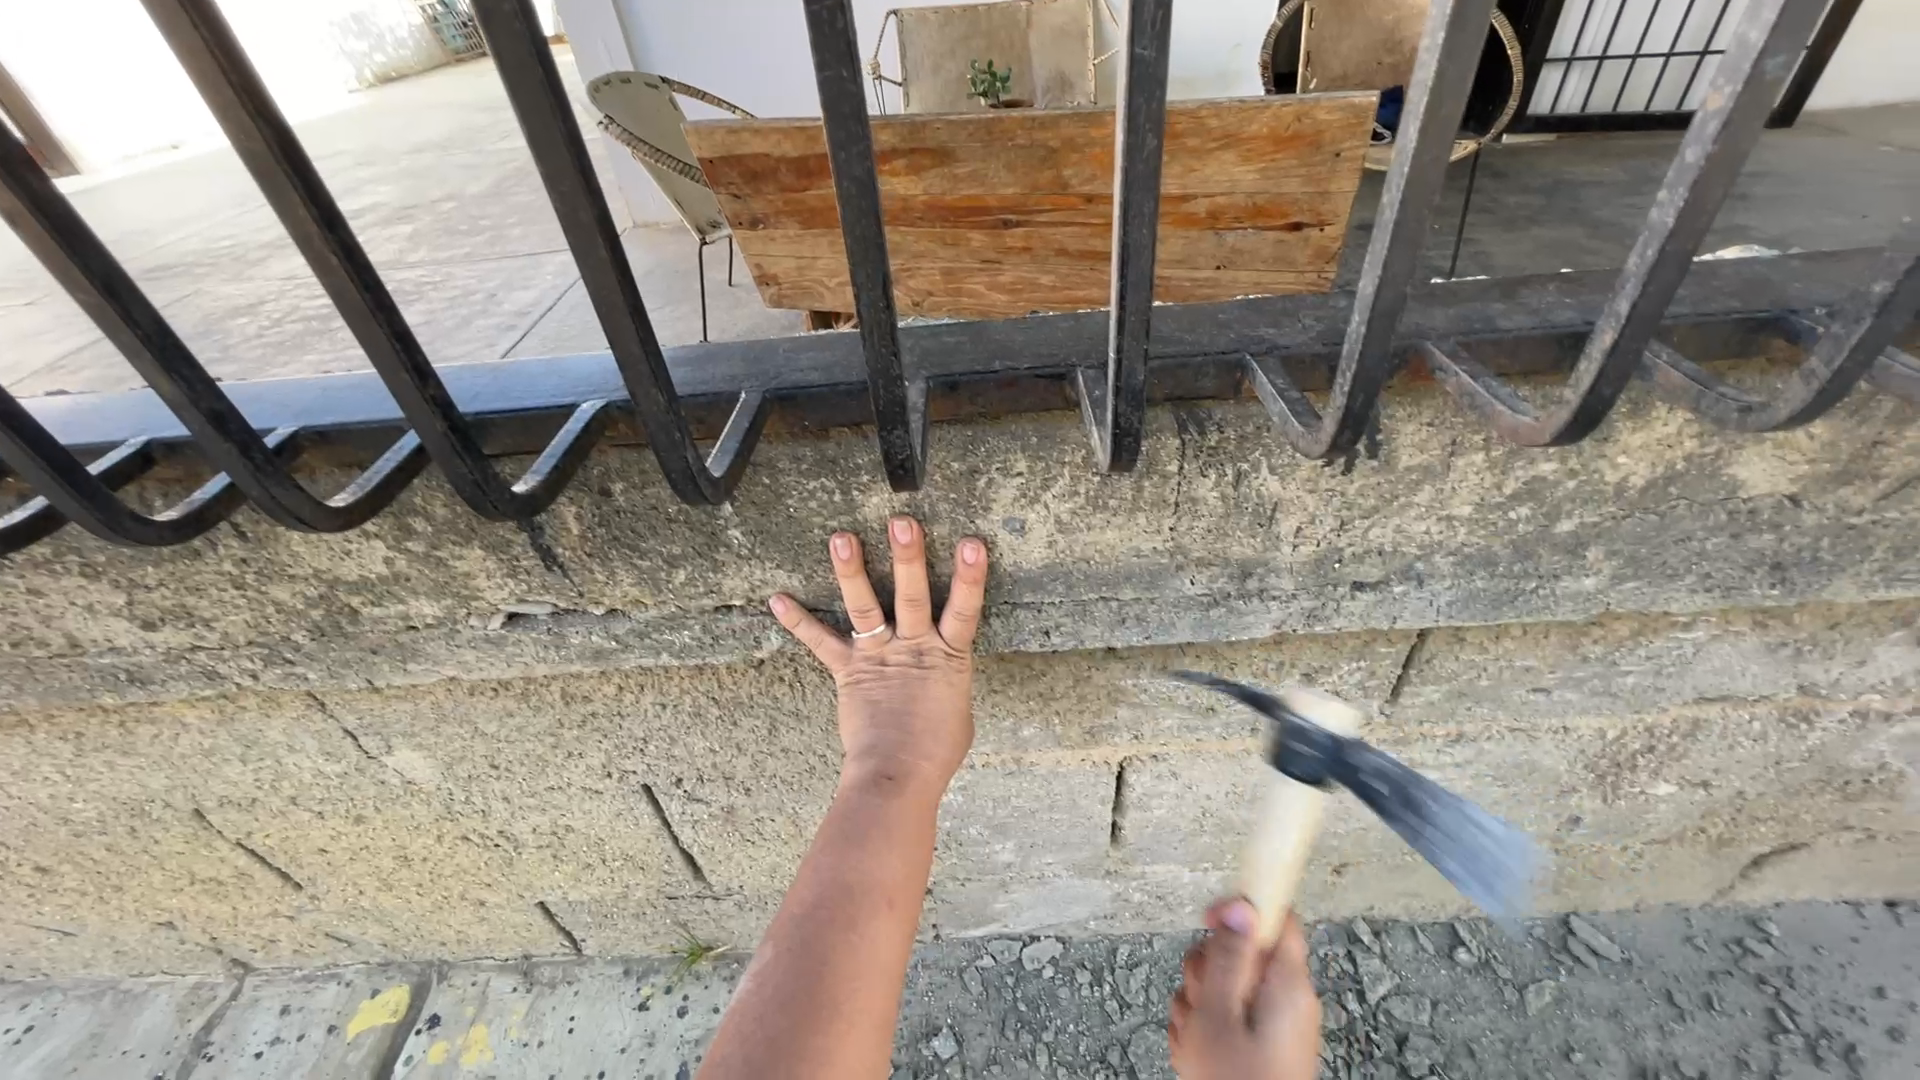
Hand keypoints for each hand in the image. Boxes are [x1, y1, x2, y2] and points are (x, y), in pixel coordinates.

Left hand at [769, 515, 988, 802]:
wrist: (897, 777)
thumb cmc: (935, 751)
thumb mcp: (956, 712)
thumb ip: (948, 681)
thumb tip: (943, 673)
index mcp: (949, 658)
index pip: (965, 610)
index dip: (970, 578)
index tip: (971, 543)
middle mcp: (914, 648)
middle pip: (914, 596)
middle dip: (909, 559)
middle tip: (901, 522)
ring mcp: (879, 657)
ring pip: (867, 608)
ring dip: (853, 571)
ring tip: (840, 537)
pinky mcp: (849, 672)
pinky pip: (821, 643)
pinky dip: (799, 622)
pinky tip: (777, 599)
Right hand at [1169, 898, 1321, 1079]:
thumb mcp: (1221, 1014)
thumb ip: (1230, 957)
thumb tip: (1243, 905)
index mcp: (1288, 984)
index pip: (1277, 917)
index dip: (1242, 910)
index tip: (1211, 921)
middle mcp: (1284, 998)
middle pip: (1239, 950)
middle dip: (1206, 969)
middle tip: (1203, 1002)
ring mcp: (1269, 1022)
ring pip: (1221, 983)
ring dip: (1197, 1003)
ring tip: (1199, 1037)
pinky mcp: (1254, 1042)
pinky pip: (1220, 1014)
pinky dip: (1202, 1027)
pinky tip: (1198, 1050)